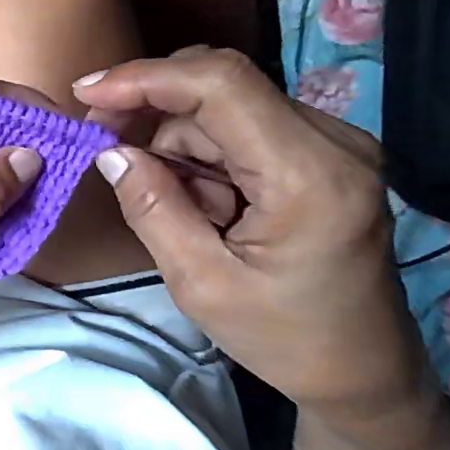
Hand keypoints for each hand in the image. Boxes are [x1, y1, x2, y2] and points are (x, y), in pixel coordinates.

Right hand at [75, 48, 433, 427]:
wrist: (362, 372)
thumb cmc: (284, 339)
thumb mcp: (200, 282)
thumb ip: (151, 208)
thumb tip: (110, 151)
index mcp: (309, 175)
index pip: (221, 85)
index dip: (146, 77)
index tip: (86, 95)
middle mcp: (331, 141)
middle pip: (218, 88)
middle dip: (151, 108)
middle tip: (103, 143)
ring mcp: (330, 143)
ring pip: (221, 108)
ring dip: (176, 145)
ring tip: (174, 207)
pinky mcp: (319, 153)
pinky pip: (238, 129)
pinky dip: (200, 156)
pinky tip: (201, 202)